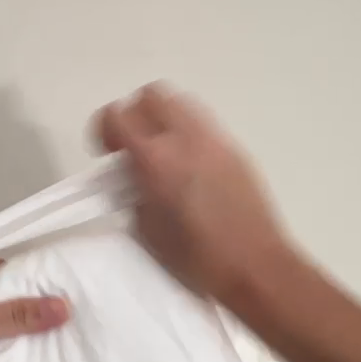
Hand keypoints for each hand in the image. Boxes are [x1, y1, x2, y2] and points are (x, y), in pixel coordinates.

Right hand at [95, 82, 299, 305]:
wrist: (255, 266)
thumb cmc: (194, 256)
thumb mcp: (146, 227)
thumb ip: (134, 191)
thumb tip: (135, 178)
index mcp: (156, 159)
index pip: (117, 115)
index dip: (105, 129)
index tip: (108, 153)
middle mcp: (186, 139)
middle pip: (152, 95)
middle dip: (135, 114)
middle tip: (132, 147)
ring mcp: (215, 141)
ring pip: (181, 103)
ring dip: (163, 120)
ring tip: (162, 155)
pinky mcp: (236, 150)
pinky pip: (204, 126)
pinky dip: (187, 135)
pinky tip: (188, 169)